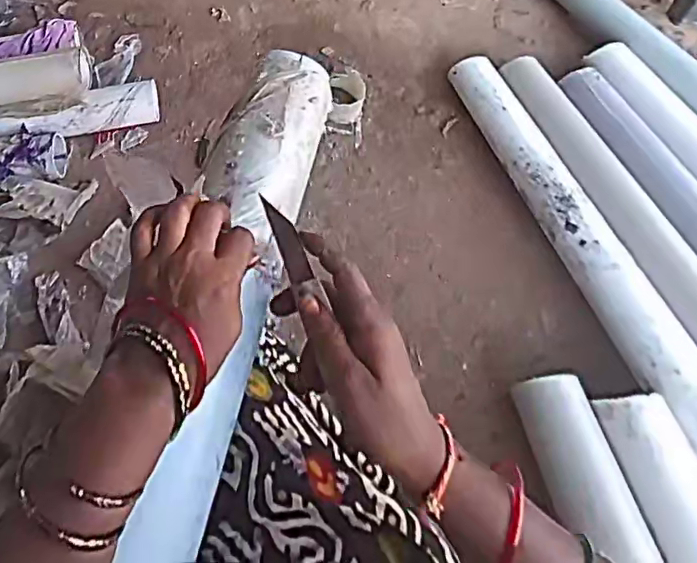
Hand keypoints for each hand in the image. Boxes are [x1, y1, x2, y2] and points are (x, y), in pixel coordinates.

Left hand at [124, 195, 254, 385]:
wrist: (157, 364)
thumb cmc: (195, 352)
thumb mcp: (233, 321)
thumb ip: (235, 287)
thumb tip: (237, 269)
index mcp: (222, 275)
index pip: (241, 238)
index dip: (243, 238)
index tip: (240, 243)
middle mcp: (194, 258)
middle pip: (211, 212)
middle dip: (220, 211)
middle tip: (219, 219)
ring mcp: (165, 257)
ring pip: (178, 210)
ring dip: (189, 203)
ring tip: (194, 205)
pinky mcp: (142, 261)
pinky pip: (143, 226)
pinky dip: (152, 215)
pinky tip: (161, 214)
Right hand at [273, 232, 445, 496]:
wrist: (420, 460)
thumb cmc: (386, 422)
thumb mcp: (346, 377)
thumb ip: (324, 333)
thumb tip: (304, 293)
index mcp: (370, 321)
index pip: (342, 270)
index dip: (319, 249)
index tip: (296, 236)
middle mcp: (371, 323)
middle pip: (329, 295)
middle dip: (301, 302)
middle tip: (276, 312)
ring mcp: (371, 340)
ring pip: (328, 322)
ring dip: (309, 342)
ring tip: (305, 377)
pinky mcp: (367, 357)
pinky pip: (335, 343)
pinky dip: (320, 357)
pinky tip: (316, 383)